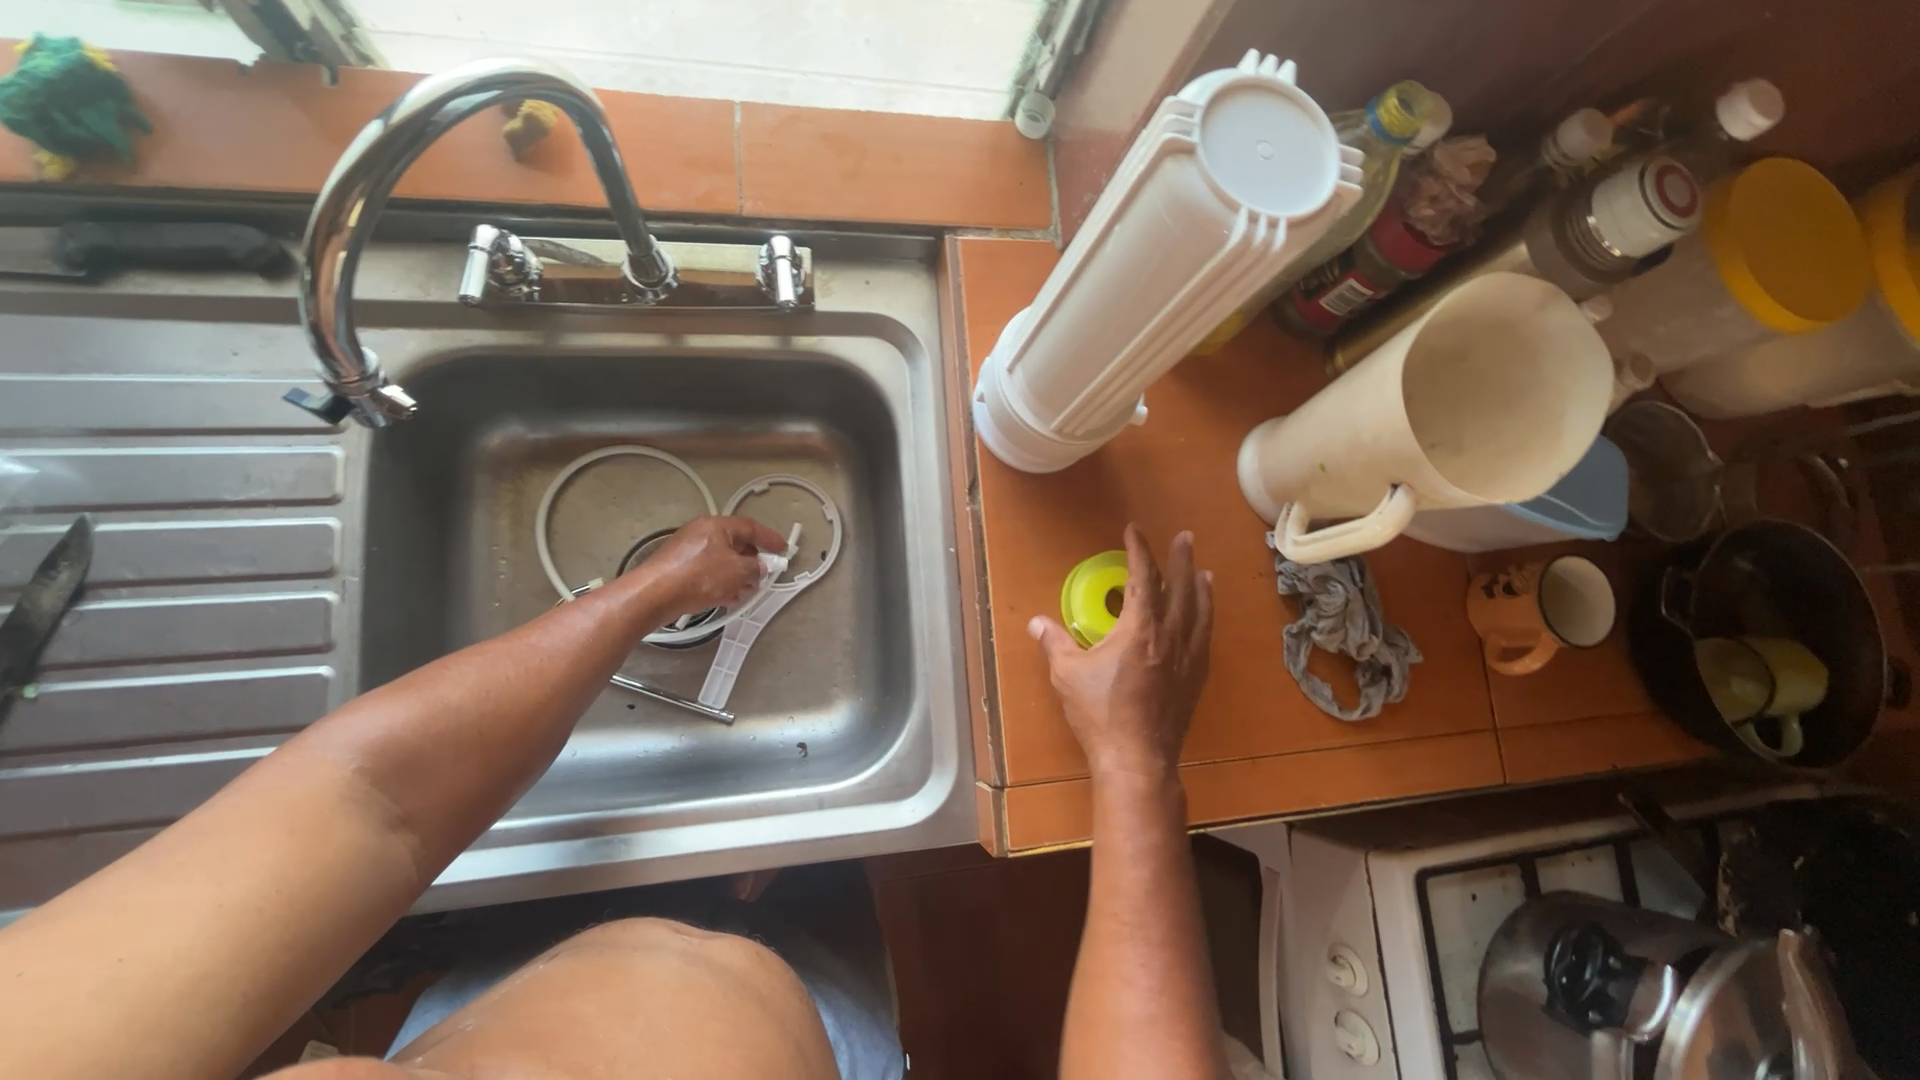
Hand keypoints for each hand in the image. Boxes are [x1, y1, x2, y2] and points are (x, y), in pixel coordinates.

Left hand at [638, 516, 790, 616]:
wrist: (655, 594)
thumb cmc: (700, 577)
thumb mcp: (737, 571)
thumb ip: (756, 567)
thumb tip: (761, 566)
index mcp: (717, 526)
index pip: (751, 527)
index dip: (769, 538)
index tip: (783, 550)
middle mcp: (702, 532)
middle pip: (735, 543)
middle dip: (752, 561)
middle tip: (763, 576)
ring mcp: (688, 549)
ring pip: (722, 559)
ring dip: (737, 575)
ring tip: (746, 592)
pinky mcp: (679, 566)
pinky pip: (708, 570)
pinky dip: (721, 581)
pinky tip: (727, 597)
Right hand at [1028, 525, 1212, 783]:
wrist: (1136, 758)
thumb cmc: (1099, 713)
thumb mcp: (1068, 675)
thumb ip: (1055, 644)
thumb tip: (1037, 623)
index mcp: (1139, 629)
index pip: (1142, 578)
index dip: (1139, 551)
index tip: (1134, 531)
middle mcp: (1170, 637)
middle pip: (1181, 589)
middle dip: (1181, 560)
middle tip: (1185, 538)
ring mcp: (1187, 659)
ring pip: (1200, 614)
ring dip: (1201, 589)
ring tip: (1205, 573)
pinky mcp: (1195, 680)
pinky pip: (1205, 640)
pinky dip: (1206, 621)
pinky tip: (1205, 623)